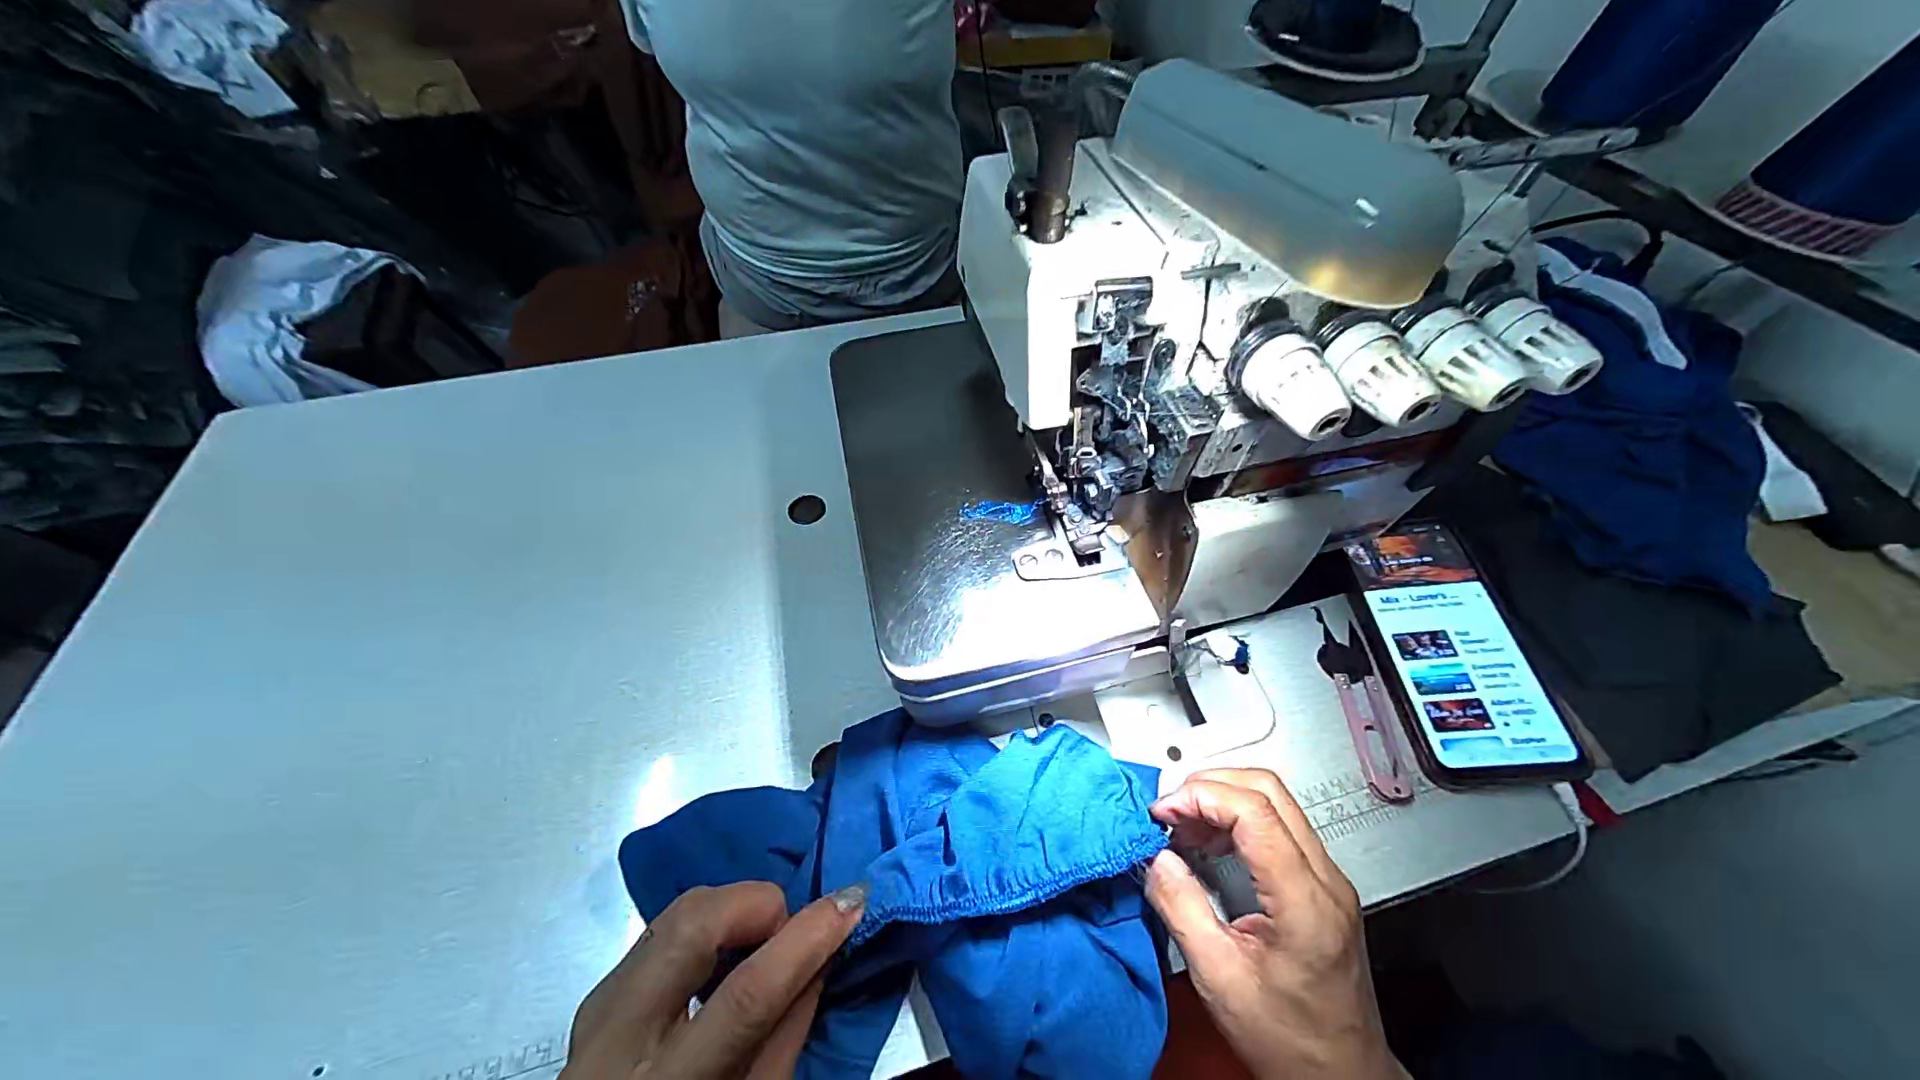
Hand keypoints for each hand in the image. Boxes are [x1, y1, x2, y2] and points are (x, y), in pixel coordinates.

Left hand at [561, 881, 865, 1079]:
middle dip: (758, 904)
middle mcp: (618, 1040)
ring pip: (678, 911)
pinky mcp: (598, 993)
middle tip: (791, 930)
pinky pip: (663, 928)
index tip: (851, 902)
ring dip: (734, 911)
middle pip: (694, 923)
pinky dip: (707, 925)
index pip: (745, 994)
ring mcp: (600, 1010)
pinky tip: (723, 957)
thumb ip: (789, 1029)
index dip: (804, 940)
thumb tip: (823, 947)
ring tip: (760, 944)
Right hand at [1144, 769, 1407, 1079]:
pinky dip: (1234, 819)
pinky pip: (1276, 825)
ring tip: (1182, 825)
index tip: (1163, 812)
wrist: (1341, 1079)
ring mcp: (1327, 879)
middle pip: (1268, 789)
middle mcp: (1325, 880)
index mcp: (1305, 902)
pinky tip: (1207, 842)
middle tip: (1170, 808)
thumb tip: (1156, 857)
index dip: (1201, 797)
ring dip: (1221, 799)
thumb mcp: (1219, 977)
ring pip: (1273, 800)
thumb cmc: (1290, 1042)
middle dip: (1209, 785)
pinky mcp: (1319, 884)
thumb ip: (1181, 907)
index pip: (1255, 811)